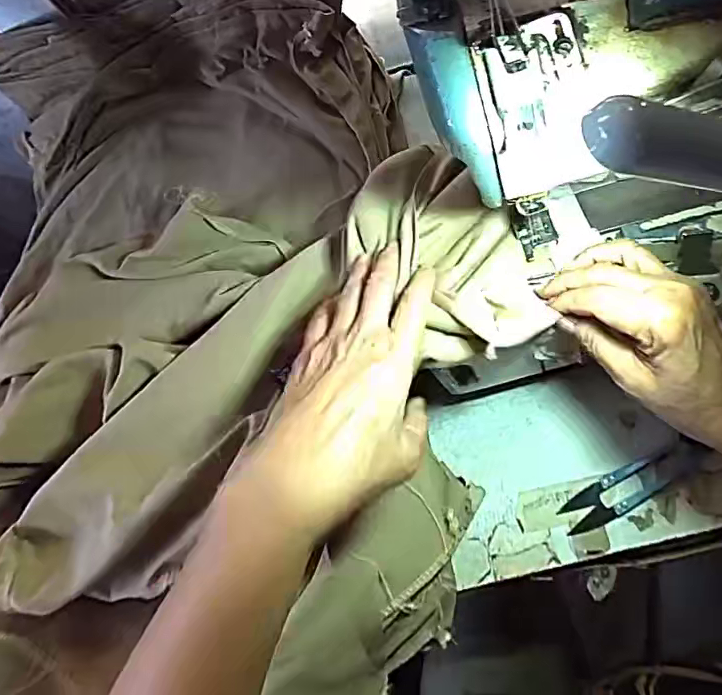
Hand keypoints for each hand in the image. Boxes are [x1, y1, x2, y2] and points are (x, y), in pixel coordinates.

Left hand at [227, 249, 432, 546]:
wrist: (293, 475)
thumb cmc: (355, 467)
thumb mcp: (405, 452)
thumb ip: (416, 424)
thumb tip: (414, 407)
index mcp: (395, 359)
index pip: (414, 308)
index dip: (423, 284)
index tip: (429, 270)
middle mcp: (363, 340)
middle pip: (377, 288)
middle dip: (387, 263)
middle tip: (392, 247)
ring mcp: (329, 344)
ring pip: (347, 296)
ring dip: (357, 273)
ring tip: (364, 256)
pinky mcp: (304, 356)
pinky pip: (319, 317)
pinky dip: (328, 301)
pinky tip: (331, 297)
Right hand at [540, 240, 721, 450]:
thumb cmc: (691, 402)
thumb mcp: (633, 380)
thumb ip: (595, 342)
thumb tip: (566, 319)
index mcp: (662, 318)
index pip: (598, 296)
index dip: (566, 300)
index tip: (546, 306)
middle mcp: (673, 290)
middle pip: (606, 272)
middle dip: (570, 280)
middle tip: (547, 293)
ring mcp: (679, 282)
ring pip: (621, 255)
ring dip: (588, 262)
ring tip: (565, 277)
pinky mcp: (681, 282)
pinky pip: (639, 259)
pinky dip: (611, 260)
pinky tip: (594, 270)